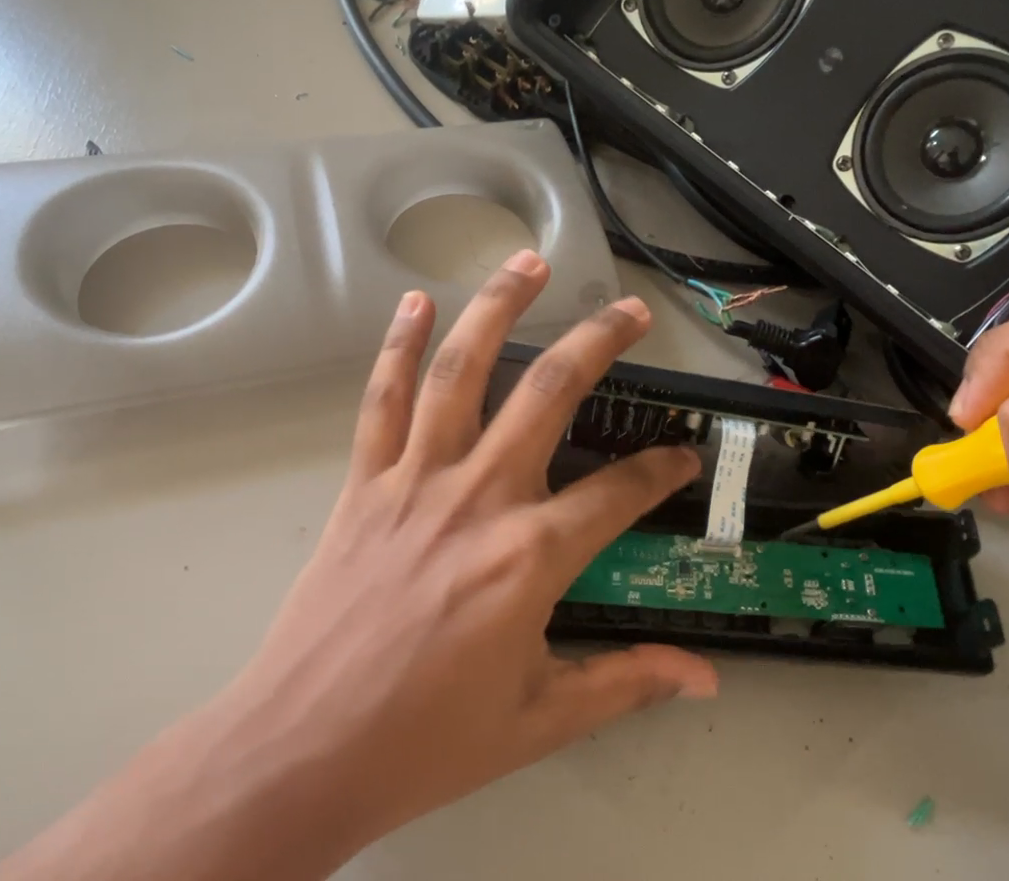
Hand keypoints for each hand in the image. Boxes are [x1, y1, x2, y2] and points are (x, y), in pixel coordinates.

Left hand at [229, 249, 715, 861]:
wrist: (302, 748)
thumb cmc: (426, 740)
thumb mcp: (542, 720)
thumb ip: (628, 684)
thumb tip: (706, 681)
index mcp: (530, 556)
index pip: (619, 493)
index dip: (661, 471)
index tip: (683, 458)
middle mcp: (478, 498)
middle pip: (548, 394)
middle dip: (598, 343)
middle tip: (632, 310)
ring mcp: (414, 481)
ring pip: (462, 372)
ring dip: (499, 308)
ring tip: (529, 261)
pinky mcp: (362, 484)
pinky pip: (382, 400)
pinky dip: (398, 345)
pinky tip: (416, 302)